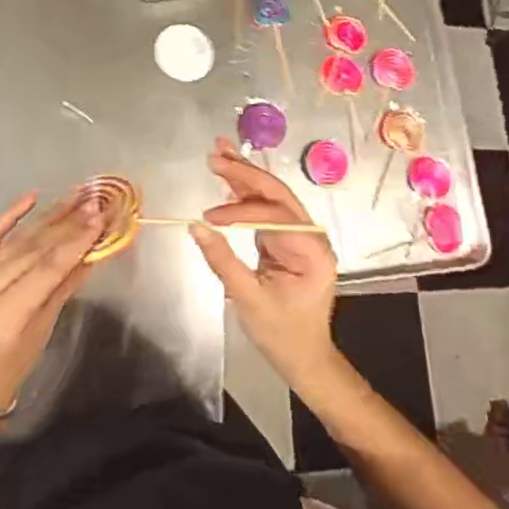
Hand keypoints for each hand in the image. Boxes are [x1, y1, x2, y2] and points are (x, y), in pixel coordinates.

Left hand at [0, 192, 102, 409]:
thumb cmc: (13, 365)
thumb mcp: (43, 331)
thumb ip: (64, 288)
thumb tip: (92, 252)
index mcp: (3, 317)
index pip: (45, 271)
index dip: (75, 243)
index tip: (99, 219)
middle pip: (30, 252)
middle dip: (66, 225)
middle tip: (93, 202)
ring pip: (15, 242)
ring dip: (47, 218)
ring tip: (74, 197)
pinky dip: (8, 218)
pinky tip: (31, 199)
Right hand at [190, 137, 338, 380]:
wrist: (303, 355)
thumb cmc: (281, 333)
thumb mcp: (248, 299)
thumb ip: (222, 260)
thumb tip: (195, 227)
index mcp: (313, 252)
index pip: (276, 216)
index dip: (240, 210)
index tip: (208, 216)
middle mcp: (313, 237)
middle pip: (278, 196)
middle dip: (246, 173)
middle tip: (215, 154)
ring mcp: (301, 237)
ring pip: (272, 198)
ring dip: (245, 176)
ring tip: (219, 153)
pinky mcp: (287, 241)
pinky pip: (265, 211)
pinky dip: (245, 195)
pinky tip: (228, 179)